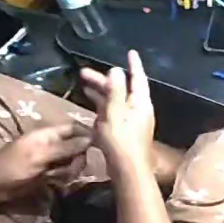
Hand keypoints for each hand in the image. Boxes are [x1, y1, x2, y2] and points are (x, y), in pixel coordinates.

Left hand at [0, 124, 91, 198]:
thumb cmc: (11, 167)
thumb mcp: (39, 156)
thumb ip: (65, 147)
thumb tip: (91, 138)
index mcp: (48, 133)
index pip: (75, 128)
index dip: (87, 134)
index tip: (99, 146)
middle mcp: (53, 144)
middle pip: (78, 146)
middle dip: (78, 158)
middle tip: (70, 169)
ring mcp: (51, 158)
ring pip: (74, 161)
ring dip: (71, 170)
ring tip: (58, 178)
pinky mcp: (49, 172)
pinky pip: (66, 172)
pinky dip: (64, 177)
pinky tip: (56, 183)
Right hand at [80, 50, 154, 172]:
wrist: (127, 170)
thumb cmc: (121, 139)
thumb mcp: (115, 111)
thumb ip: (116, 90)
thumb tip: (117, 70)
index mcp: (140, 102)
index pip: (138, 78)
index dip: (133, 64)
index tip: (130, 52)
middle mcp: (139, 109)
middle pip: (122, 89)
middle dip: (105, 80)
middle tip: (84, 72)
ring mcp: (132, 121)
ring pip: (115, 100)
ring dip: (101, 91)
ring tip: (83, 83)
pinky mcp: (124, 132)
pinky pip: (112, 112)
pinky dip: (102, 105)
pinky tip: (90, 103)